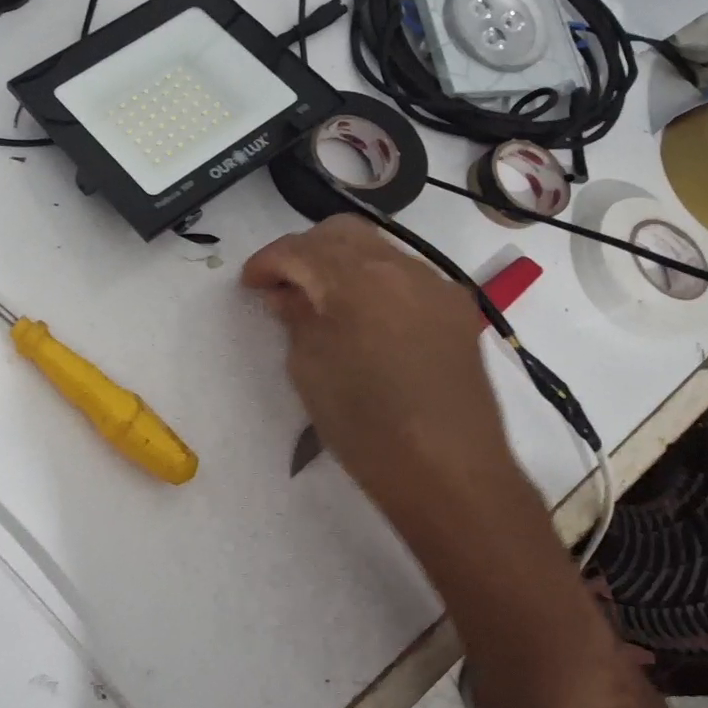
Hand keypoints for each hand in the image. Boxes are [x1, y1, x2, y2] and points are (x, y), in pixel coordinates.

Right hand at [241, 215, 512, 499]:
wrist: (450, 474)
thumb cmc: (364, 424)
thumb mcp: (308, 368)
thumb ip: (296, 318)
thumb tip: (290, 295)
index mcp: (357, 280)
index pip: (299, 249)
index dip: (267, 262)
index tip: (249, 285)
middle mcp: (401, 268)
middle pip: (341, 233)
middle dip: (304, 250)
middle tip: (282, 284)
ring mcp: (437, 287)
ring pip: (377, 248)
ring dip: (340, 262)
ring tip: (320, 301)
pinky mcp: (457, 311)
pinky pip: (406, 275)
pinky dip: (374, 281)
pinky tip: (361, 317)